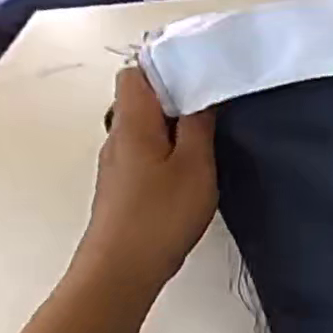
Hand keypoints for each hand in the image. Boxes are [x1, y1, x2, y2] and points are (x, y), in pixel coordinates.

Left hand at [72, 66, 217, 297]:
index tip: (203, 73)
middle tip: (214, 106)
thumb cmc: (162, 215)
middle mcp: (117, 136)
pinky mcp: (124, 183)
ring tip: (209, 135)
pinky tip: (193, 166)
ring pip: (144, 125)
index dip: (166, 66)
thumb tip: (200, 94)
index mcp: (132, 124)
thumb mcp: (195, 167)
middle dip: (176, 95)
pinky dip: (169, 146)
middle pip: (140, 98)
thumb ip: (198, 127)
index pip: (137, 73)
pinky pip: (146, 148)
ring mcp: (118, 161)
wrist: (123, 267)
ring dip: (174, 123)